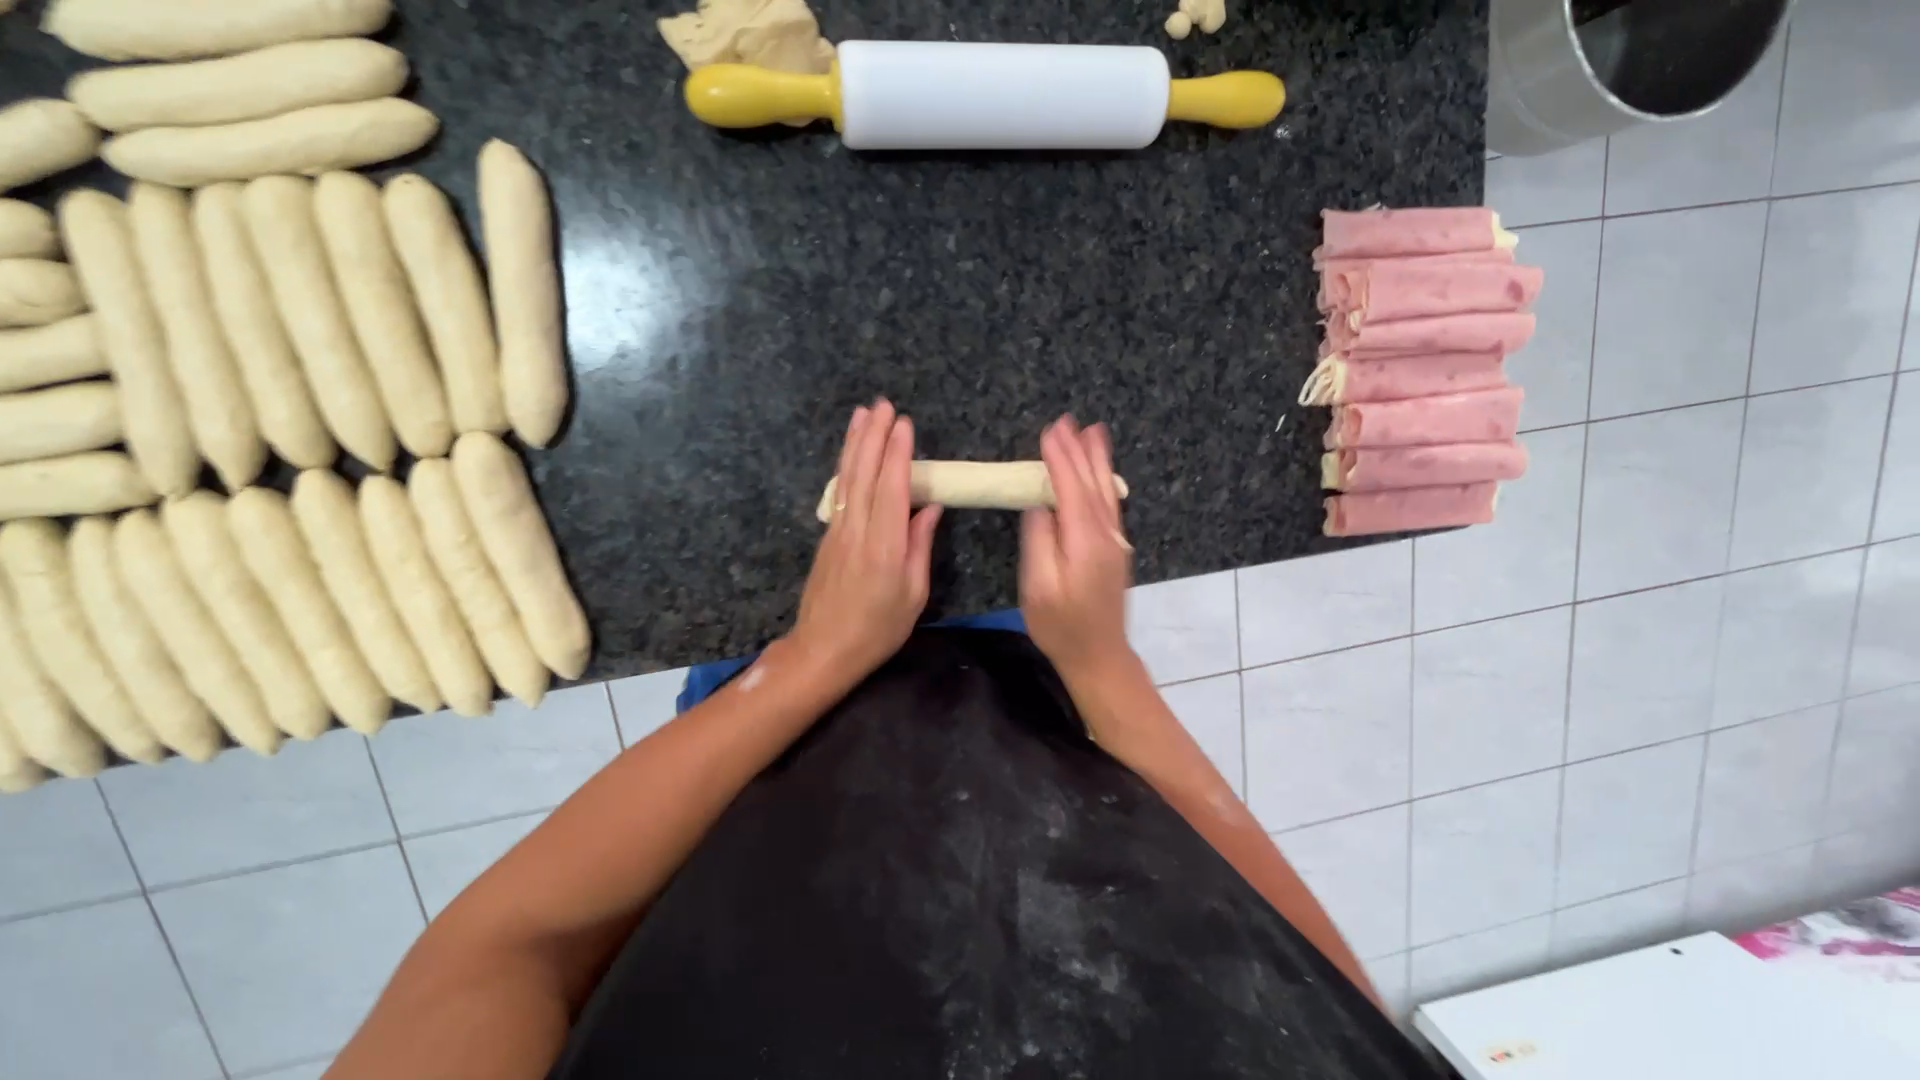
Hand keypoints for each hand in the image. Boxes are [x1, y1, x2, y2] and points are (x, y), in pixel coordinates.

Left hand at [790, 399, 941, 686]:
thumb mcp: (913, 594)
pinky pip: (840, 493)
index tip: (904, 424)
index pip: (891, 489)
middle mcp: (857, 531)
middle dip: (873, 436)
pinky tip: (852, 453)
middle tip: (882, 404)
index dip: (897, 453)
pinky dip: (847, 467)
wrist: (824, 650)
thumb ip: (920, 546)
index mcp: (884, 547)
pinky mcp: (828, 538)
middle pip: (864, 474)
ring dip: (855, 444)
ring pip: (847, 479)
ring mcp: (838, 532)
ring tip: (863, 414)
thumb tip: (930, 507)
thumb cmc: (878, 629)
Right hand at [1019, 416, 1135, 682]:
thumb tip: (1039, 505)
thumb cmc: (1060, 625)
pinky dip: (1106, 480)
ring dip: (1098, 459)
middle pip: (1092, 483)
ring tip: (1094, 431)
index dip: (1060, 458)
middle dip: (1079, 450)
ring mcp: (1115, 541)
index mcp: (1084, 540)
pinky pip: (1111, 503)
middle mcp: (1105, 534)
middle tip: (1068, 420)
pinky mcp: (1116, 550)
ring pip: (1106, 490)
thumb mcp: (1038, 586)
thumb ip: (1039, 541)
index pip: (1070, 488)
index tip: (1050, 430)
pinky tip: (1103, 472)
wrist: (1099, 655)